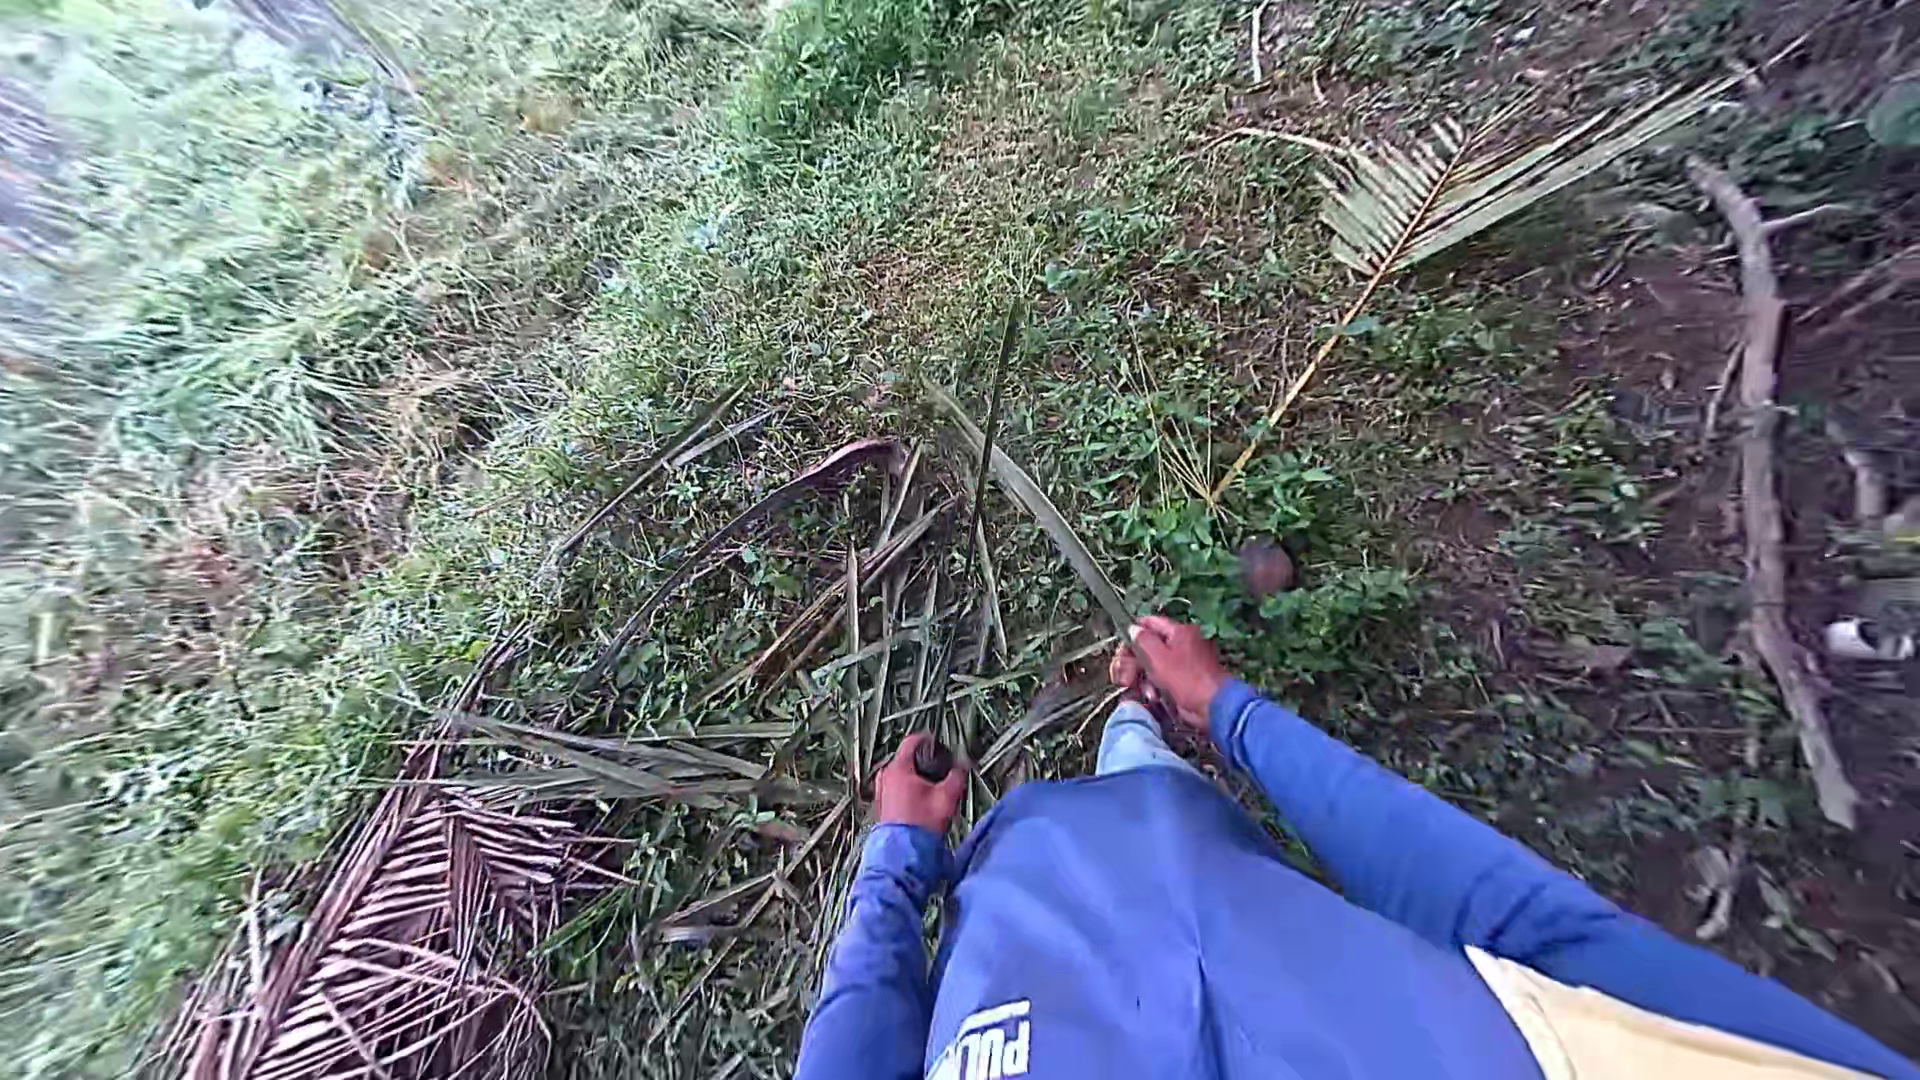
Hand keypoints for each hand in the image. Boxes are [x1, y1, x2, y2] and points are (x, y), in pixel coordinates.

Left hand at [874, 732, 966, 834]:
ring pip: (900, 773)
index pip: (912, 741)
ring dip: (914, 775)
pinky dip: (906, 787)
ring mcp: (881, 791)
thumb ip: (957, 776)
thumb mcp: (946, 798)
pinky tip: (919, 799)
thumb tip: (963, 765)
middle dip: (923, 760)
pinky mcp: (881, 804)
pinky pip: (895, 786)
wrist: (904, 855)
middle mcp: (886, 776)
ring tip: (930, 785)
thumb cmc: (921, 826)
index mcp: (898, 769)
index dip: (927, 739)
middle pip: (906, 757)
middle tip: (938, 768)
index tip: (937, 743)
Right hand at [1124, 615, 1230, 733]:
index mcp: (1179, 632)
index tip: (1123, 651)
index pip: (1148, 623)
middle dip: (1132, 663)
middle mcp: (1181, 644)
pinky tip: (1153, 697)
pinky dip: (1153, 687)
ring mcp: (1181, 663)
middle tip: (1126, 679)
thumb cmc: (1186, 679)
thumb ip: (1142, 640)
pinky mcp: (1180, 681)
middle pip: (1146, 646)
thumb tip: (1132, 629)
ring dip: (1141, 678)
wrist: (1213, 708)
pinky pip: (1159, 679)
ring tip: (1144, 691)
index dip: (1132, 635)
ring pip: (1150, 664)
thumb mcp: (1158, 656)